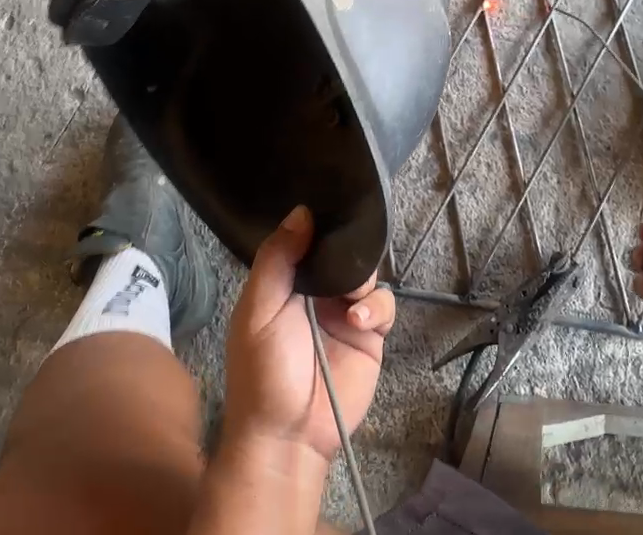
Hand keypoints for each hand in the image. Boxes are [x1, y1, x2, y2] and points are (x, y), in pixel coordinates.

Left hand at [222, 205, 396, 463]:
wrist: (289, 435)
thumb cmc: (263, 370)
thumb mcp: (259, 310)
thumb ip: (278, 259)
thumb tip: (302, 211)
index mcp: (285, 284)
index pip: (306, 242)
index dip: (319, 227)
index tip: (334, 208)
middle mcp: (316, 294)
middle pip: (343, 255)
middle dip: (349, 253)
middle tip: (348, 258)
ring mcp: (344, 314)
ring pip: (367, 276)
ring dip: (363, 280)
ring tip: (352, 297)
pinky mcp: (370, 336)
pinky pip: (384, 307)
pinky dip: (377, 307)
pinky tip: (361, 319)